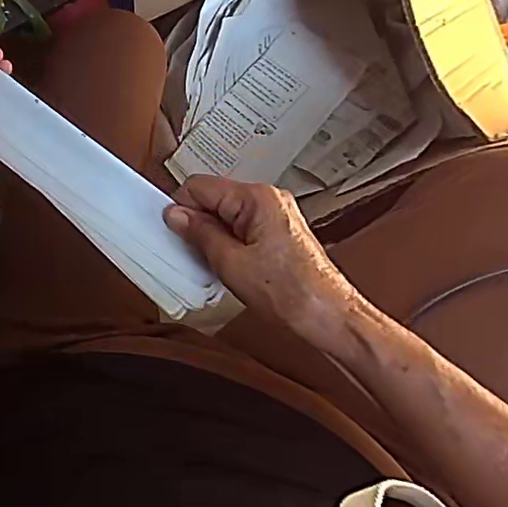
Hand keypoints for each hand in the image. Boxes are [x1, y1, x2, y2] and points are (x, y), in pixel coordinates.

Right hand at [163, 175, 370, 345]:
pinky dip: (230, 244)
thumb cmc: (295, 295)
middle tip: (199, 252)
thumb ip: (198, 233)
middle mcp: (269, 199)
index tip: (176, 231)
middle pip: (213, 198)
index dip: (182, 209)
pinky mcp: (279, 231)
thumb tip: (177, 215)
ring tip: (222, 264)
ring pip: (226, 214)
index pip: (199, 186)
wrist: (331, 320)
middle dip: (199, 224)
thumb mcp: (230, 263)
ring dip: (215, 236)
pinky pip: (241, 227)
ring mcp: (276, 214)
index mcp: (256, 198)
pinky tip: (234, 267)